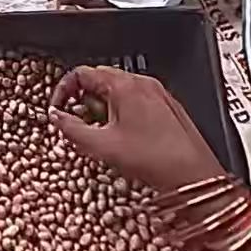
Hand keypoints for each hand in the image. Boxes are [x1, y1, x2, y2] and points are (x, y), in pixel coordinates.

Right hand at [49, 66, 224, 190]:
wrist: (193, 176)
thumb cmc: (155, 159)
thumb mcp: (100, 145)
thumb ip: (71, 128)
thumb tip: (56, 117)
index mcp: (124, 86)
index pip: (81, 73)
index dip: (63, 90)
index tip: (58, 108)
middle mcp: (143, 83)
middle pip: (99, 79)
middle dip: (81, 100)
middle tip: (76, 122)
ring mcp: (157, 94)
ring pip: (116, 91)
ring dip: (100, 108)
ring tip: (100, 133)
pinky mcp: (165, 107)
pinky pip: (134, 100)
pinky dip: (119, 113)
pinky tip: (120, 137)